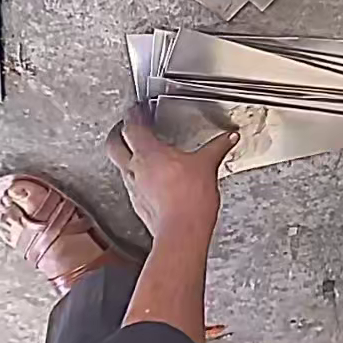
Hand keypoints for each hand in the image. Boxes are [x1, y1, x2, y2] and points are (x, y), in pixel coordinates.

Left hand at [105, 104, 237, 238]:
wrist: (182, 232)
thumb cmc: (190, 199)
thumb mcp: (207, 166)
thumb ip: (217, 148)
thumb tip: (229, 138)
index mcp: (148, 153)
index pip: (131, 126)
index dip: (133, 115)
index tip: (136, 110)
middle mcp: (134, 169)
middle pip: (114, 144)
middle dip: (117, 134)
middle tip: (126, 128)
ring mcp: (134, 188)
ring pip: (121, 166)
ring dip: (127, 157)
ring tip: (141, 154)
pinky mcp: (139, 204)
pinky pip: (132, 185)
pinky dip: (139, 178)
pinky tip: (153, 180)